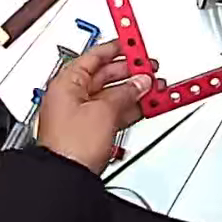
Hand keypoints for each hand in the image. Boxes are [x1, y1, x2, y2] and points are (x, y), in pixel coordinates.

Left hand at [37, 41, 152, 173]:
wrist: (66, 180)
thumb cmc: (69, 146)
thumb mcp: (104, 112)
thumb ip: (125, 93)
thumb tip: (139, 81)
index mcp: (67, 82)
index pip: (95, 56)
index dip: (116, 47)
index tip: (133, 41)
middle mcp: (71, 95)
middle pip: (105, 75)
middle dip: (130, 71)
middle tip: (150, 67)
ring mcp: (81, 113)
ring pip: (112, 94)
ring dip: (134, 90)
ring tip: (155, 86)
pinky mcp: (90, 130)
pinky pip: (113, 111)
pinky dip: (130, 107)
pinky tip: (146, 105)